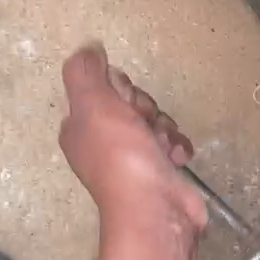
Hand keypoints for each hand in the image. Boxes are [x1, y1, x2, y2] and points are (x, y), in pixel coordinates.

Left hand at [60, 44, 206, 234]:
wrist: (156, 209)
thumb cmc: (121, 157)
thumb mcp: (93, 104)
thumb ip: (85, 72)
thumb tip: (89, 50)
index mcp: (81, 127)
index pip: (104, 88)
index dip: (120, 90)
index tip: (124, 104)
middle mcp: (103, 143)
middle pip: (132, 104)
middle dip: (147, 110)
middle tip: (145, 126)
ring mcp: (133, 159)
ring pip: (155, 122)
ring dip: (165, 129)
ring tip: (164, 147)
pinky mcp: (159, 172)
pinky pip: (172, 144)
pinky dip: (178, 147)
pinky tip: (177, 159)